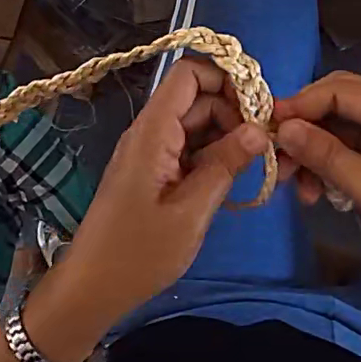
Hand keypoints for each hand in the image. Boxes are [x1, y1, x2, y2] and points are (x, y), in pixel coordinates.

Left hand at [33, 58, 265, 353]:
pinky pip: (188, 147)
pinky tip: (235, 174)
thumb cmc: (138, 253)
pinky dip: (213, 154)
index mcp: (153, 130)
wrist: (91, 288)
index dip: (225, 78)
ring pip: (196, 123)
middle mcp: (150, 131)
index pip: (188, 73)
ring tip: (259, 161)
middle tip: (268, 144)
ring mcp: (151, 150)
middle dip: (235, 112)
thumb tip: (260, 130)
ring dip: (228, 135)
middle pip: (198, 98)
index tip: (259, 107)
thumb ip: (225, 165)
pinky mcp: (153, 170)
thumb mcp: (191, 212)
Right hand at [273, 71, 360, 299]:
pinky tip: (325, 193)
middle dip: (308, 129)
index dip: (301, 104)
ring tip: (300, 189)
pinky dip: (341, 169)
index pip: (344, 90)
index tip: (264, 128)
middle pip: (346, 106)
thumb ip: (331, 158)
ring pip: (351, 133)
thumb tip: (284, 128)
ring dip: (321, 154)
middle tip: (277, 160)